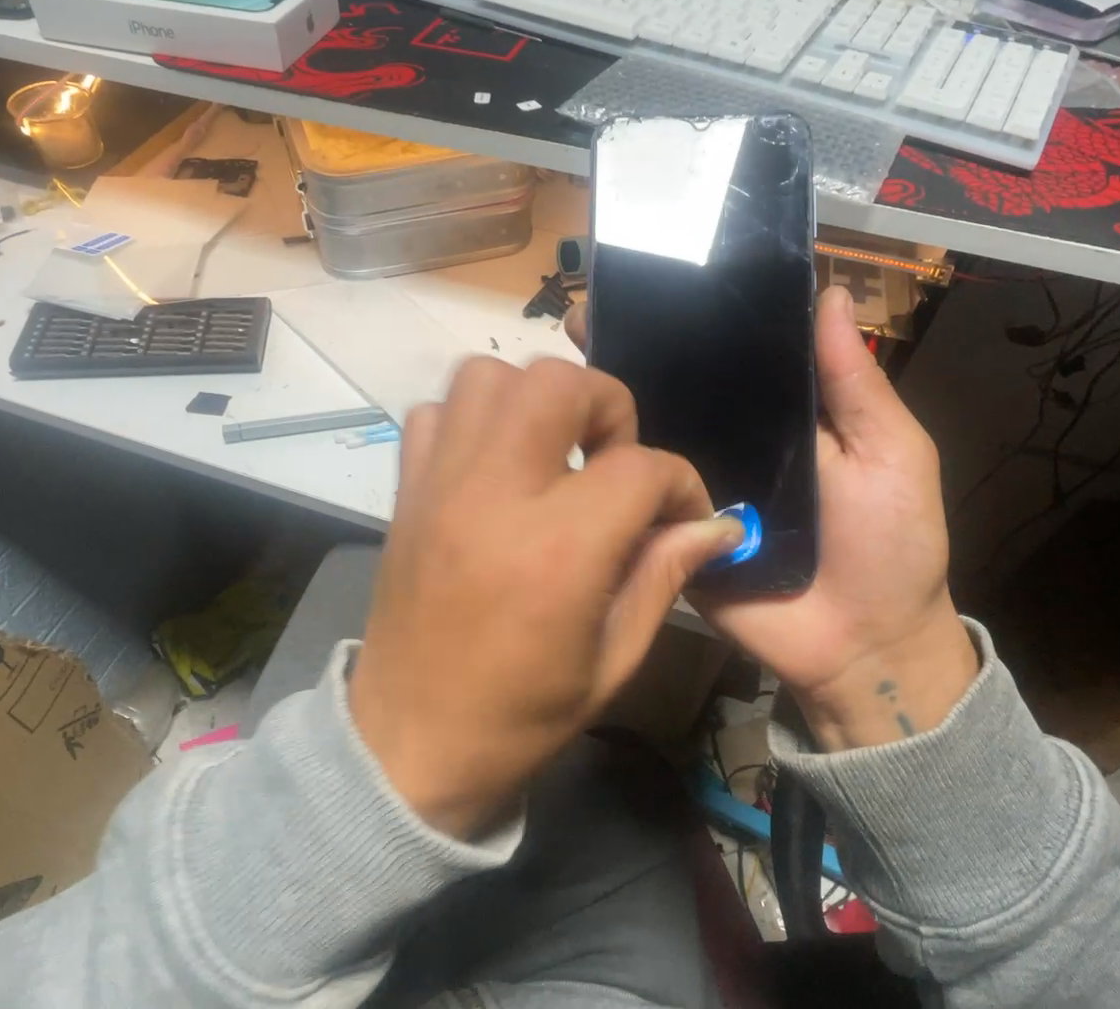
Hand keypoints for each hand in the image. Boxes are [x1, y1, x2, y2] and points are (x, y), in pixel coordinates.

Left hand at [350, 358, 745, 838]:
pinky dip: (472, 420)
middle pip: (558, 384)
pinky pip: (436, 412)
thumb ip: (663, 575)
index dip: (680, 484)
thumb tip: (714, 525)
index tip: (682, 516)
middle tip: (612, 460)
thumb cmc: (520, 715)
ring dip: (534, 399)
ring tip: (552, 452)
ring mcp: (440, 486)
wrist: (410, 743)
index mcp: (559, 549)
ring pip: (488, 376)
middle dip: (606, 407)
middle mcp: (495, 496)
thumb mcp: (613, 659)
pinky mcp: (405, 491)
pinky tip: (493, 466)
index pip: (641, 467)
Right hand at [567, 287, 975, 751]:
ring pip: (642, 438)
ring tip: (560, 360)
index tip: (651, 270)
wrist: (862, 648)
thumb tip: (831, 292)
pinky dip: (602, 472)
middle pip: (672, 388)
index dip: (694, 314)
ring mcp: (691, 489)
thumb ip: (855, 383)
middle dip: (629, 348)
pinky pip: (633, 499)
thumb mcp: (892, 453)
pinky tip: (565, 434)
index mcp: (777, 416)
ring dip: (605, 402)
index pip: (728, 354)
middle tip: (582, 309)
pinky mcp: (669, 535)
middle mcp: (726, 444)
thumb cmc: (891, 544)